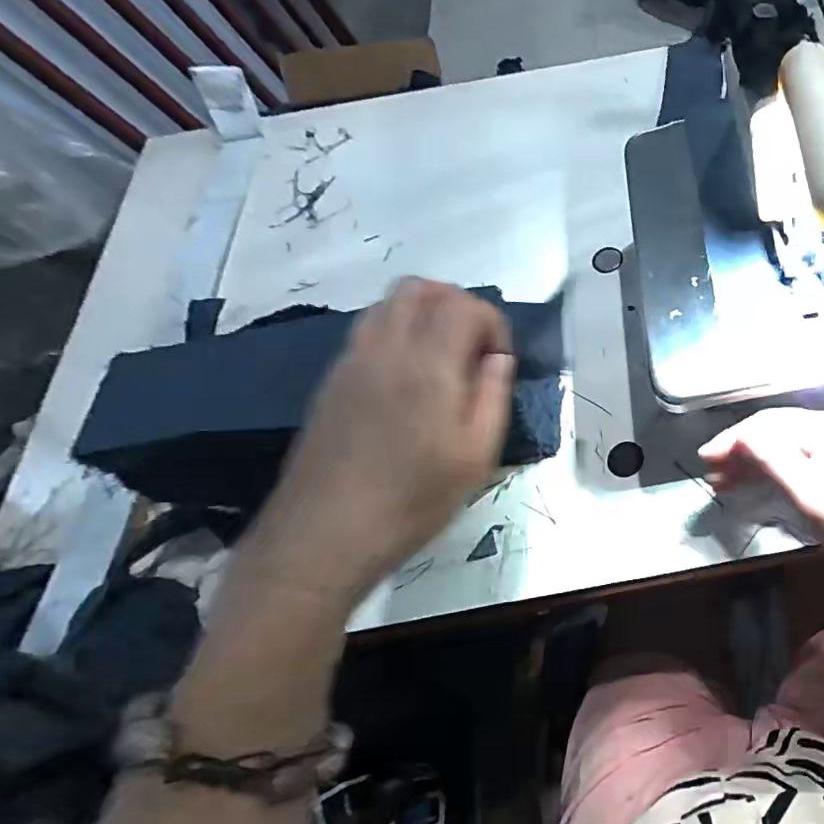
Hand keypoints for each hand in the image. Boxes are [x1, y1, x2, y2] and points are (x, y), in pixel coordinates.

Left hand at [245, 278, 514, 600]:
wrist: (324, 535)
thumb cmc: (414, 499)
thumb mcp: (477, 455)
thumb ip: (493, 395)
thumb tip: (498, 360)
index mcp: (429, 364)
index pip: (465, 305)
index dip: (493, 324)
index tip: (498, 363)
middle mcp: (386, 348)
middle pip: (421, 288)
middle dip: (457, 306)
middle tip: (474, 350)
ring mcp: (351, 361)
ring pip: (388, 303)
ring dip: (425, 315)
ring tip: (444, 361)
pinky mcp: (331, 379)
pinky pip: (368, 330)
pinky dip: (397, 333)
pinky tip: (409, 380)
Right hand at [698, 408, 823, 596]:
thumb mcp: (807, 489)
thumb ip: (772, 457)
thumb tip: (741, 433)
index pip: (767, 422)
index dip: (733, 437)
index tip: (706, 456)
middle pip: (772, 432)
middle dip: (738, 451)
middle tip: (710, 470)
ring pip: (779, 448)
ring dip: (749, 463)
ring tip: (721, 482)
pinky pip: (790, 462)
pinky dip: (767, 472)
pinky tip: (748, 484)